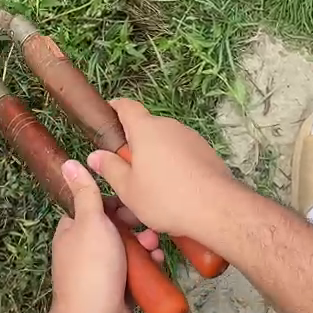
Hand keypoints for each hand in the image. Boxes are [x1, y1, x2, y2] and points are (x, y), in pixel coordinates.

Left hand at [47, 160, 147, 312]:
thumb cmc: (92, 269)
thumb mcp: (89, 222)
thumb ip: (85, 193)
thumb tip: (68, 164)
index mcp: (73, 230)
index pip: (94, 205)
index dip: (114, 201)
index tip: (131, 199)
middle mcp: (86, 249)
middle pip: (115, 226)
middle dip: (134, 223)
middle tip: (147, 224)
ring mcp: (104, 271)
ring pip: (129, 248)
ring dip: (145, 244)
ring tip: (155, 245)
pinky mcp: (121, 290)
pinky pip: (138, 270)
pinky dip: (149, 265)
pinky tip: (159, 262)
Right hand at [86, 99, 242, 246]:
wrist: (216, 207)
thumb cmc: (166, 197)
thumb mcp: (129, 189)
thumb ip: (110, 168)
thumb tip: (95, 155)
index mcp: (146, 129)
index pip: (126, 106)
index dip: (114, 108)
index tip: (106, 118)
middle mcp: (168, 126)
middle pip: (145, 127)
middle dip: (134, 145)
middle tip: (126, 170)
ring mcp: (189, 136)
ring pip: (164, 142)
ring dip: (155, 157)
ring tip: (151, 188)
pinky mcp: (205, 150)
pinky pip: (182, 152)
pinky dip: (174, 165)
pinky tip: (174, 191)